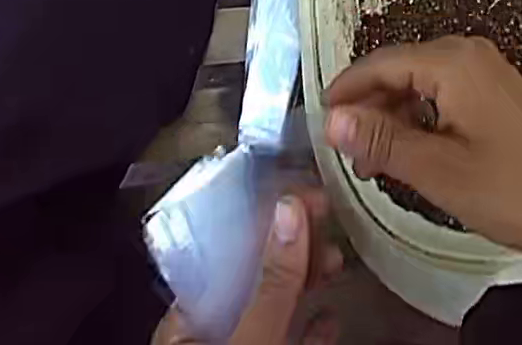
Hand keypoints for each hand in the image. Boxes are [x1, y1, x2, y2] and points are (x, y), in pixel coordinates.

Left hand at [150, 188, 344, 344]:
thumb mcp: (251, 340)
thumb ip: (271, 280)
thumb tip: (289, 205)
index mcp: (184, 319)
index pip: (225, 244)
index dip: (267, 213)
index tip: (306, 191)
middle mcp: (203, 332)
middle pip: (254, 269)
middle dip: (295, 241)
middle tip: (329, 220)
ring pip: (272, 301)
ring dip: (306, 275)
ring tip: (336, 261)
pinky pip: (285, 337)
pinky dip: (309, 323)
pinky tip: (330, 314)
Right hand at [321, 36, 521, 264]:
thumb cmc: (513, 187)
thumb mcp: (440, 171)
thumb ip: (383, 141)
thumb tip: (333, 119)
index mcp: (453, 61)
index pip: (382, 61)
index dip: (346, 88)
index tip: (317, 122)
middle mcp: (469, 52)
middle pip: (402, 67)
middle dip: (370, 105)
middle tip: (347, 155)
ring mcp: (487, 69)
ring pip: (422, 81)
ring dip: (394, 114)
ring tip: (375, 161)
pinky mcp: (497, 89)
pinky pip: (445, 91)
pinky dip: (421, 116)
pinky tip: (413, 150)